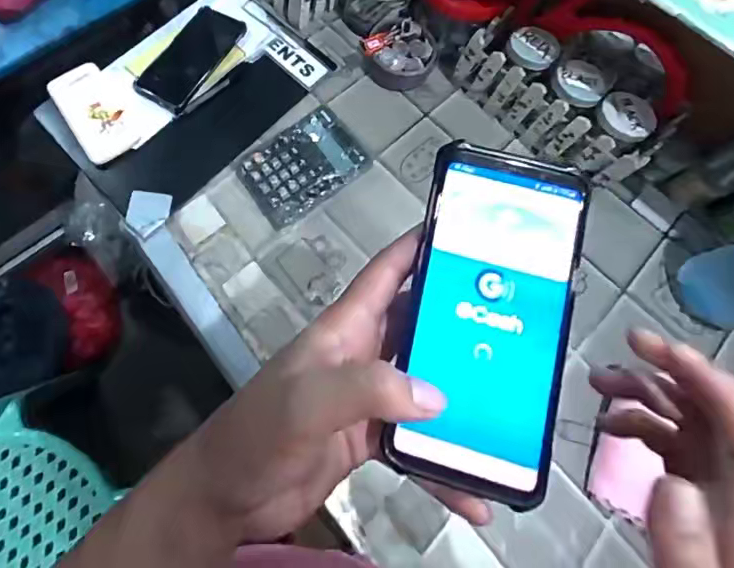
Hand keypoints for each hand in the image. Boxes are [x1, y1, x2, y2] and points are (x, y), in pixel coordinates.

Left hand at [181, 229, 489, 539]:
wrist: (225, 499)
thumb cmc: (259, 433)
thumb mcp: (307, 401)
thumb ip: (367, 389)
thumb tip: (435, 394)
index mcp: (347, 327)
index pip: (387, 272)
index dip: (419, 246)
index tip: (462, 233)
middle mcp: (362, 353)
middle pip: (418, 324)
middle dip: (458, 322)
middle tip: (508, 326)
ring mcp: (367, 395)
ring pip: (425, 383)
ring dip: (458, 397)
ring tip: (503, 412)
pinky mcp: (369, 437)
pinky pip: (418, 441)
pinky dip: (442, 463)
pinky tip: (472, 493)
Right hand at [591, 329, 733, 567]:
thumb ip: (687, 555)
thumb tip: (673, 483)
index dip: (724, 393)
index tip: (671, 356)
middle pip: (727, 426)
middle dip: (680, 375)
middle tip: (632, 345)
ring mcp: (722, 505)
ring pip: (696, 429)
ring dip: (651, 394)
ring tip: (602, 379)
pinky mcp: (699, 509)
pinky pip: (676, 451)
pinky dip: (644, 426)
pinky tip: (611, 425)